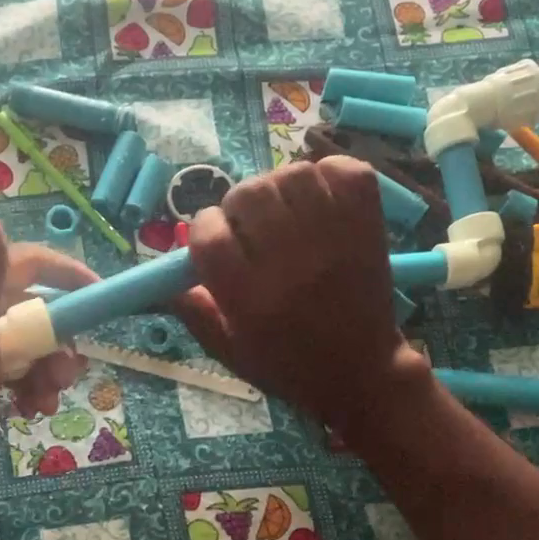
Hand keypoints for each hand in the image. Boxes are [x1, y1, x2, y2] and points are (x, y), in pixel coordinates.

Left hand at [0, 207, 96, 477]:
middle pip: (37, 309)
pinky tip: (31, 409)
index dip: (67, 274)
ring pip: (34, 342)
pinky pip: (22, 366)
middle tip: (68, 376)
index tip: (99, 297)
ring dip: (49, 371)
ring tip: (46, 402)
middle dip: (59, 343)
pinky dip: (34, 385)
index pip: (29, 262)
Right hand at [174, 157, 429, 433]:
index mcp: (251, 298)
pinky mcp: (367, 220)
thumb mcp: (227, 348)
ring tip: (283, 215)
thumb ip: (193, 307)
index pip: (210, 235)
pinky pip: (339, 168)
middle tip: (249, 230)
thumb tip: (170, 264)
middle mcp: (291, 262)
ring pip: (290, 174)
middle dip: (238, 207)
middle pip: (248, 194)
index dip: (203, 230)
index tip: (212, 242)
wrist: (360, 371)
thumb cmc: (285, 364)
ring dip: (278, 189)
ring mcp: (334, 237)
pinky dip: (324, 177)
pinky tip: (317, 203)